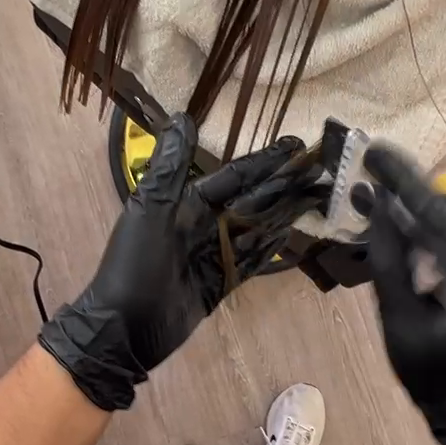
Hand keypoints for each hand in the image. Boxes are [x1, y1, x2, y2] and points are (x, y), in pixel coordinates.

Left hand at [40, 114, 323, 410]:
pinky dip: (268, 249)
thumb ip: (169, 168)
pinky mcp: (218, 285)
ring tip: (317, 197)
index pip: (235, 176)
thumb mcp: (149, 210)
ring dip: (284, 214)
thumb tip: (181, 116)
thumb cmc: (133, 266)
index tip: (297, 145)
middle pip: (252, 200)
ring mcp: (212, 257)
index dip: (266, 161)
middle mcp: (202, 226)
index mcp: (186, 205)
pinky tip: (290, 235)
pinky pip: (249, 262)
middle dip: (284, 185)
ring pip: (255, 229)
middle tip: (322, 170)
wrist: (123, 328)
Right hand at [364, 144, 445, 444]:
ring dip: (415, 211)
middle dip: (405, 191)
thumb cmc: (436, 375)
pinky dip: (431, 230)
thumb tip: (376, 206)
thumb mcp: (399, 320)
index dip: (400, 178)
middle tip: (366, 174)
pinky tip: (401, 226)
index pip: (438, 209)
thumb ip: (388, 260)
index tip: (370, 150)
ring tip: (375, 198)